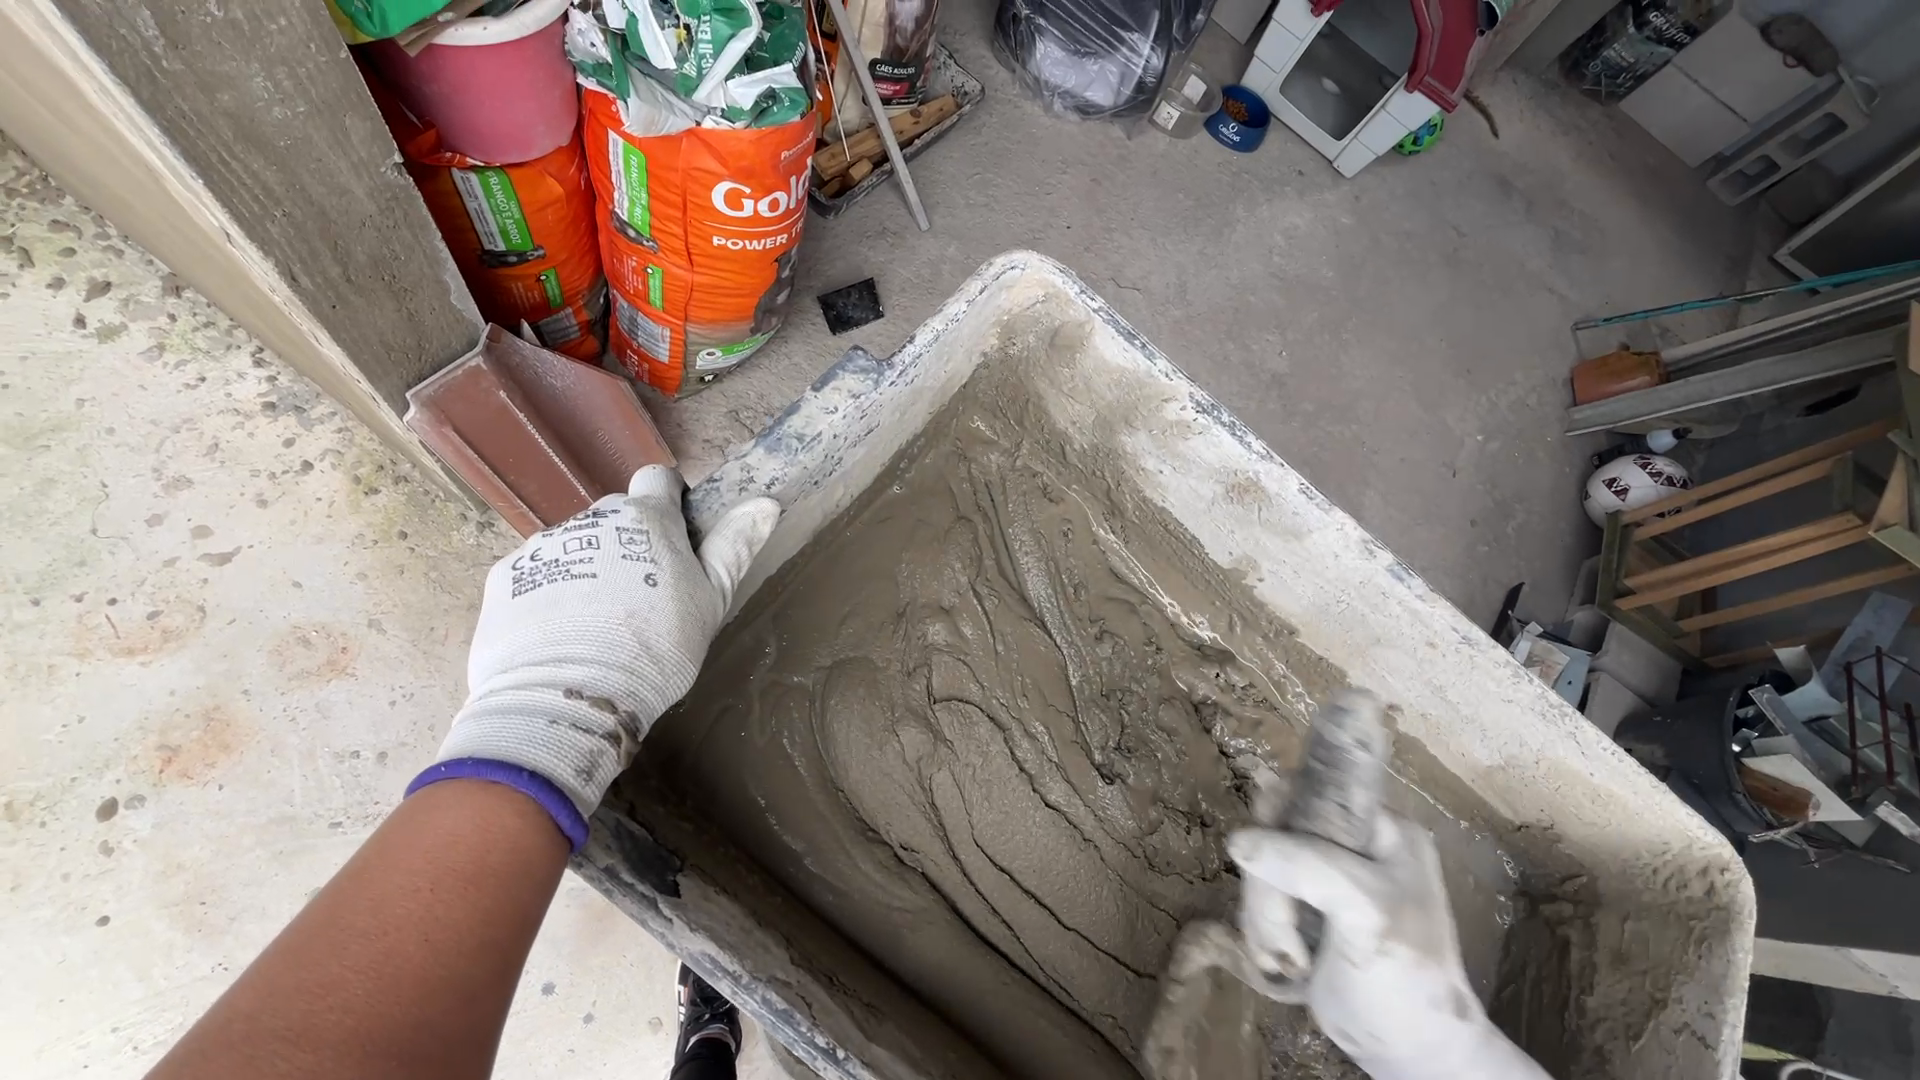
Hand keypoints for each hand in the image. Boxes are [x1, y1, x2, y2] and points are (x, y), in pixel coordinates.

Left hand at [428, 466, 779, 837]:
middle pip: (615, 514)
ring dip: (589, 566)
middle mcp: (593, 519)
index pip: (657, 478)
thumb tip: (766, 503)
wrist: (568, 696)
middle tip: (640, 592)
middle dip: (628, 539)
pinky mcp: (506, 576)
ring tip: (597, 621)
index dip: (667, 501)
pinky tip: (561, 632)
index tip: (674, 536)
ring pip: (576, 544)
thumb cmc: (656, 647)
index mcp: (647, 519)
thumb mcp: (711, 600)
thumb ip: (734, 547)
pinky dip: (550, 593)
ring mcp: (544, 545)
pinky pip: (536, 573)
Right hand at [1227, 815, 1548, 1079]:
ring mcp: (1322, 876)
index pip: (1308, 790)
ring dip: (1261, 914)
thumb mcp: (1366, 912)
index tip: (1272, 864)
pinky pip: (1255, 895)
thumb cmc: (1405, 980)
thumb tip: (1237, 840)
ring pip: (1257, 865)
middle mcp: (1349, 842)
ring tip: (1288, 956)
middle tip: (1284, 927)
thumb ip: (1308, 865)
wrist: (1410, 1054)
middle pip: (1272, 830)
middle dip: (1267, 884)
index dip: (1279, 821)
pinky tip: (1280, 957)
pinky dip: (1258, 928)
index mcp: (1379, 827)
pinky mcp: (1300, 906)